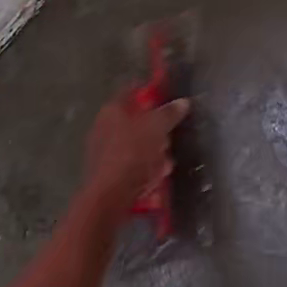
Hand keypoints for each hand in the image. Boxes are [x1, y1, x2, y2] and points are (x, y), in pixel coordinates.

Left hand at [78, 94, 189, 217]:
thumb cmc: (133, 153)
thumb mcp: (158, 126)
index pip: (134, 90)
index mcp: (113, 109)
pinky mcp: (108, 173)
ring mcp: (104, 151)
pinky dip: (147, 165)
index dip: (152, 89)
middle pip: (136, 118)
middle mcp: (104, 127)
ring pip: (136, 141)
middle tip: (173, 128)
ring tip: (169, 156)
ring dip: (154, 146)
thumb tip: (182, 102)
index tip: (170, 92)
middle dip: (156, 123)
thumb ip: (170, 112)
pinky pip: (133, 162)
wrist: (111, 198)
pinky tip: (159, 173)